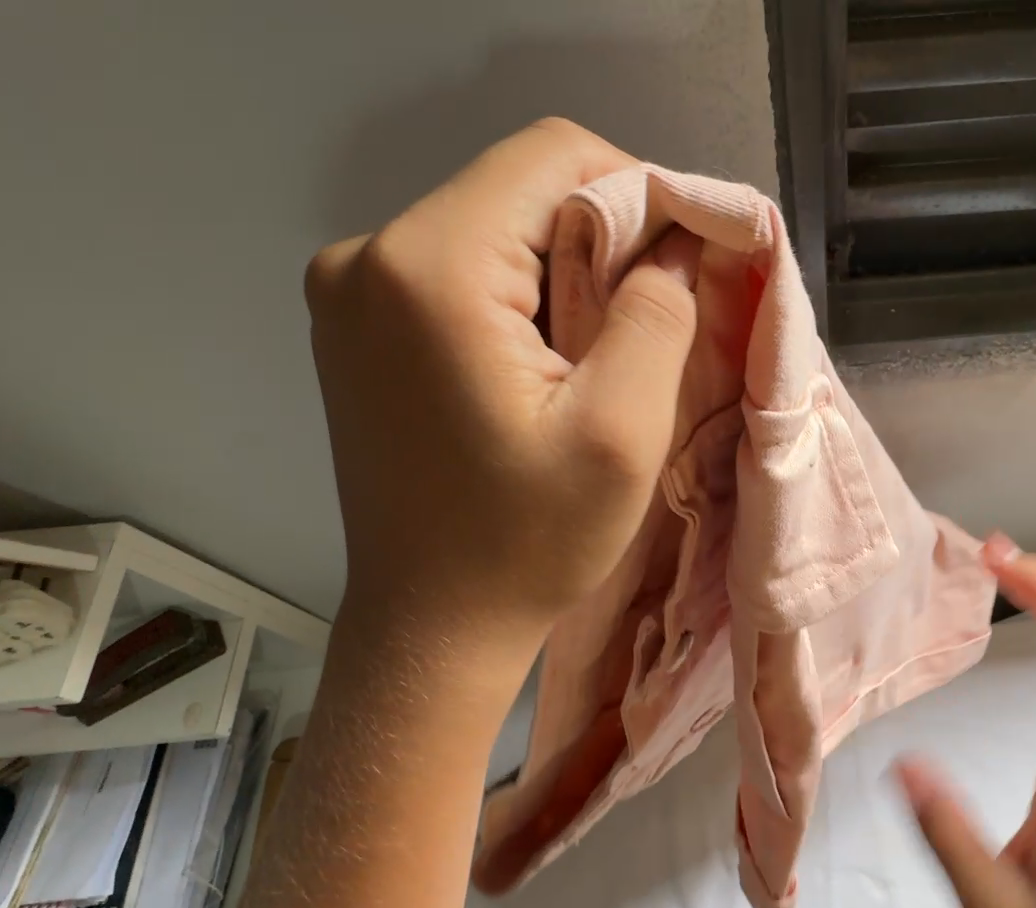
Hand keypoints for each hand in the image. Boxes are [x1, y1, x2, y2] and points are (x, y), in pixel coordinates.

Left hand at [303, 118, 700, 629]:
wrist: (432, 624)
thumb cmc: (528, 542)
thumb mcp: (622, 433)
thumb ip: (658, 315)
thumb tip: (678, 238)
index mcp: (431, 268)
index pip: (554, 154)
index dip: (639, 190)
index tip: (683, 262)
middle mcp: (369, 255)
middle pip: (522, 187)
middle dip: (605, 237)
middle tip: (649, 321)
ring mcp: (352, 288)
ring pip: (496, 226)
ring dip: (566, 271)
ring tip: (599, 355)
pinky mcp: (358, 324)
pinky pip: (462, 268)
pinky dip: (522, 296)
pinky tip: (545, 364)